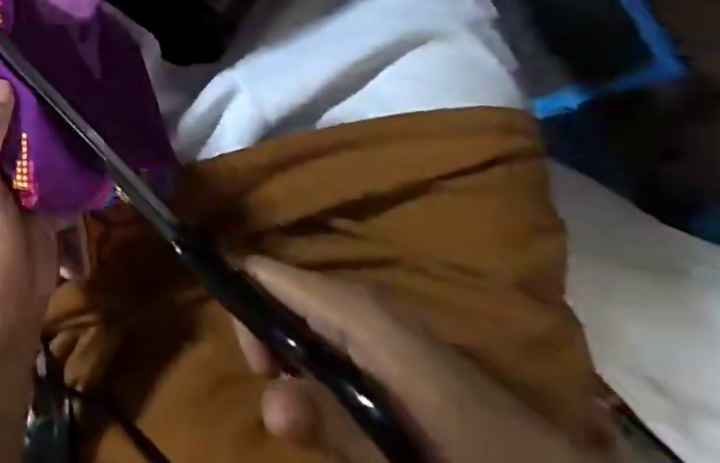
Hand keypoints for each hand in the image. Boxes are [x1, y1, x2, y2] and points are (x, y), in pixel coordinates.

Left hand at [0, 81, 60, 347]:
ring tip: (45, 78)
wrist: (12, 303)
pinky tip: (66, 117)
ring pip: (18, 148)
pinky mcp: (33, 199)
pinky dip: (53, 149)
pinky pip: (42, 167)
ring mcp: (5, 188)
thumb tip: (0, 86)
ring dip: (31, 125)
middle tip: (21, 62)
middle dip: (5, 107)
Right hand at [233, 257, 608, 462]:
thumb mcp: (398, 454)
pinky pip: (336, 332)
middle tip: (278, 400)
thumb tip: (267, 400)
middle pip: (286, 290)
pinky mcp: (399, 344)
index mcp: (361, 313)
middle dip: (264, 334)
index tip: (252, 369)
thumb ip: (334, 425)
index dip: (244, 307)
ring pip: (310, 312)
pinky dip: (318, 359)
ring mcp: (386, 320)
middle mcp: (368, 301)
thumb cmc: (476, 457)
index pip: (271, 275)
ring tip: (302, 407)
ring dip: (291, 351)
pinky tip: (333, 403)